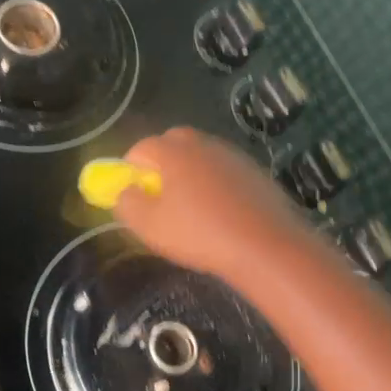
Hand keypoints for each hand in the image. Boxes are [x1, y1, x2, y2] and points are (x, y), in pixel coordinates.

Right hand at [113, 127, 305, 280]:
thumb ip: (126, 202)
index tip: (134, 197)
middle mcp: (203, 144)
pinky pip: (223, 172)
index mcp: (173, 151)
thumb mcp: (148, 225)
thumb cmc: (199, 233)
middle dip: (160, 166)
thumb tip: (125, 190)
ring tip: (191, 210)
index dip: (130, 171)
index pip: (140, 148)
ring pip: (200, 157)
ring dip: (189, 175)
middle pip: (172, 144)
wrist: (265, 246)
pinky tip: (220, 214)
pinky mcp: (255, 172)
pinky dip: (215, 186)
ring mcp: (232, 155)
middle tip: (160, 199)